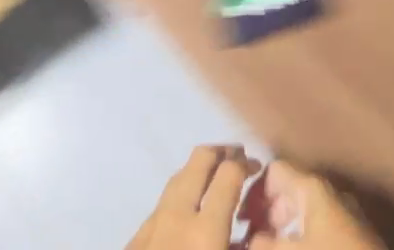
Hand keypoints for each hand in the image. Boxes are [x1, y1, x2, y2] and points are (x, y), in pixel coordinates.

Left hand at [129, 145, 261, 249]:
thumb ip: (243, 244)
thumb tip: (256, 230)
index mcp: (206, 230)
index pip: (228, 175)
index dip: (245, 164)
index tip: (256, 166)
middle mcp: (178, 215)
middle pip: (199, 160)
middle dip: (221, 151)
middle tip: (238, 155)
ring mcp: (153, 221)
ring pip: (178, 176)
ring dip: (200, 169)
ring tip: (216, 174)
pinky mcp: (137, 233)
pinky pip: (164, 200)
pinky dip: (182, 191)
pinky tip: (189, 205)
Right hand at [244, 160, 384, 249]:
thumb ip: (263, 243)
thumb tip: (250, 240)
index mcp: (312, 187)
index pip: (274, 170)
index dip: (254, 192)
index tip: (242, 219)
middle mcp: (330, 190)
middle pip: (289, 189)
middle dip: (268, 212)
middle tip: (254, 237)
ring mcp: (347, 211)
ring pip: (306, 209)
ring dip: (285, 226)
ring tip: (273, 246)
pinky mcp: (357, 233)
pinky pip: (322, 224)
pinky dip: (305, 234)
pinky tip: (299, 248)